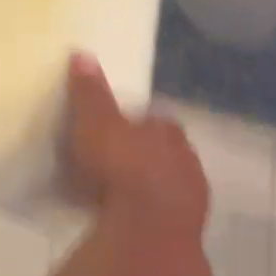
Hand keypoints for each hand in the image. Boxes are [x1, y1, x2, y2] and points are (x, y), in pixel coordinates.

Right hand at [64, 53, 209, 235]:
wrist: (147, 223)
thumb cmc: (119, 163)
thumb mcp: (94, 120)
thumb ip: (89, 92)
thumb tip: (83, 53)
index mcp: (167, 131)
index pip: (158, 117)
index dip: (141, 116)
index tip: (121, 119)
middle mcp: (188, 158)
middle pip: (168, 147)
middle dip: (149, 147)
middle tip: (118, 149)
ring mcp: (192, 193)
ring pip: (171, 176)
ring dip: (151, 175)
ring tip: (119, 179)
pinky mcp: (187, 221)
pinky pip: (166, 204)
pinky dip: (150, 201)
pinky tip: (128, 203)